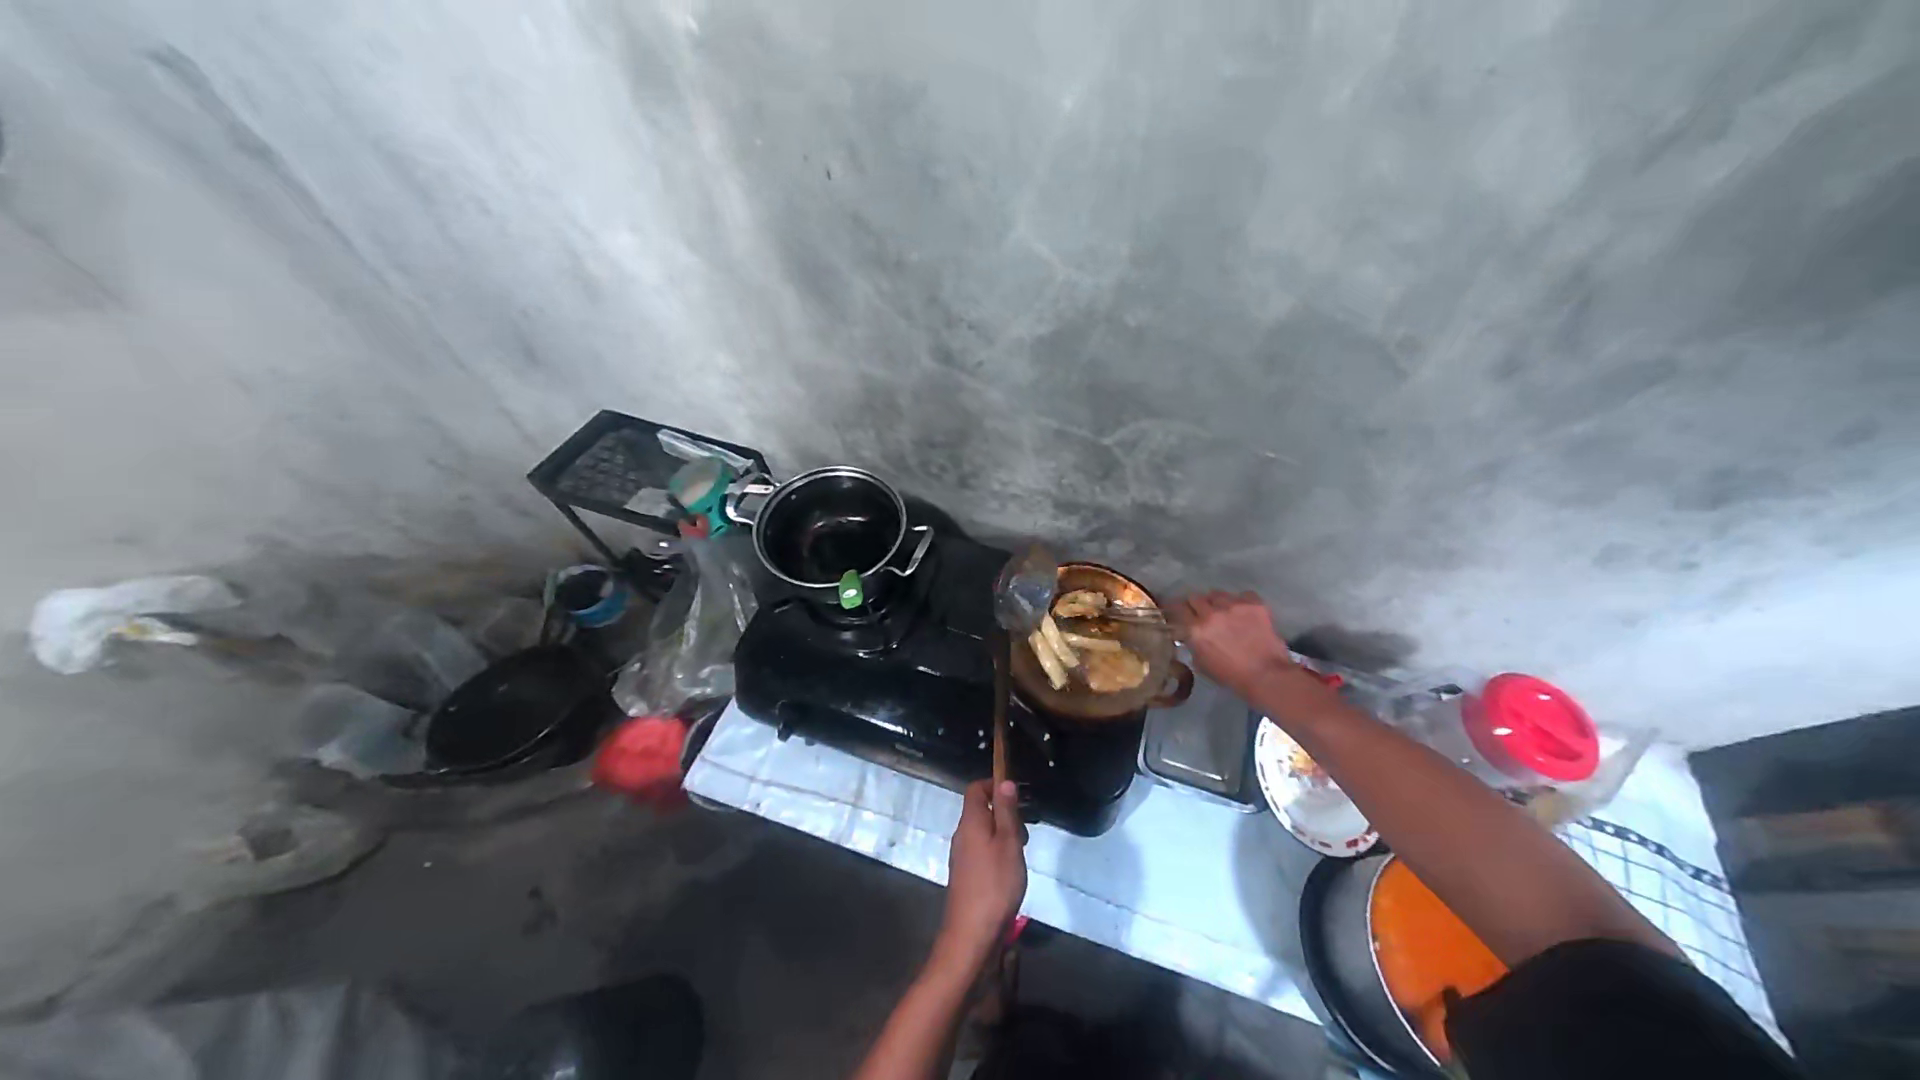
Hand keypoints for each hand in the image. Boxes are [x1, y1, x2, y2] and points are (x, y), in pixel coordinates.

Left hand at [937, 780, 1026, 969]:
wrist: (972, 935)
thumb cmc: (995, 884)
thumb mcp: (1009, 843)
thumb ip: (1007, 812)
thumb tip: (1004, 781)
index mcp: (970, 822)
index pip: (975, 789)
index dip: (994, 784)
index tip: (1017, 795)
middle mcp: (962, 835)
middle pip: (981, 810)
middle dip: (1005, 813)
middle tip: (1025, 830)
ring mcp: (963, 857)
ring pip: (984, 832)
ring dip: (1004, 835)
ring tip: (1022, 853)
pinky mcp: (967, 875)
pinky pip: (983, 851)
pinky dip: (999, 852)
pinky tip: (1012, 871)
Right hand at [1170, 590, 1297, 699]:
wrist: (1268, 675)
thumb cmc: (1232, 676)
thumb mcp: (1201, 663)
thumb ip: (1192, 643)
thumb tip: (1190, 634)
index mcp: (1195, 629)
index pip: (1177, 608)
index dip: (1176, 609)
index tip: (1177, 612)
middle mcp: (1211, 613)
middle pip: (1195, 597)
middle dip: (1197, 605)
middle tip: (1202, 614)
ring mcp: (1234, 606)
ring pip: (1217, 593)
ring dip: (1217, 602)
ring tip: (1225, 612)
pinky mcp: (1254, 604)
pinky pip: (1242, 595)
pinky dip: (1241, 602)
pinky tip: (1245, 613)